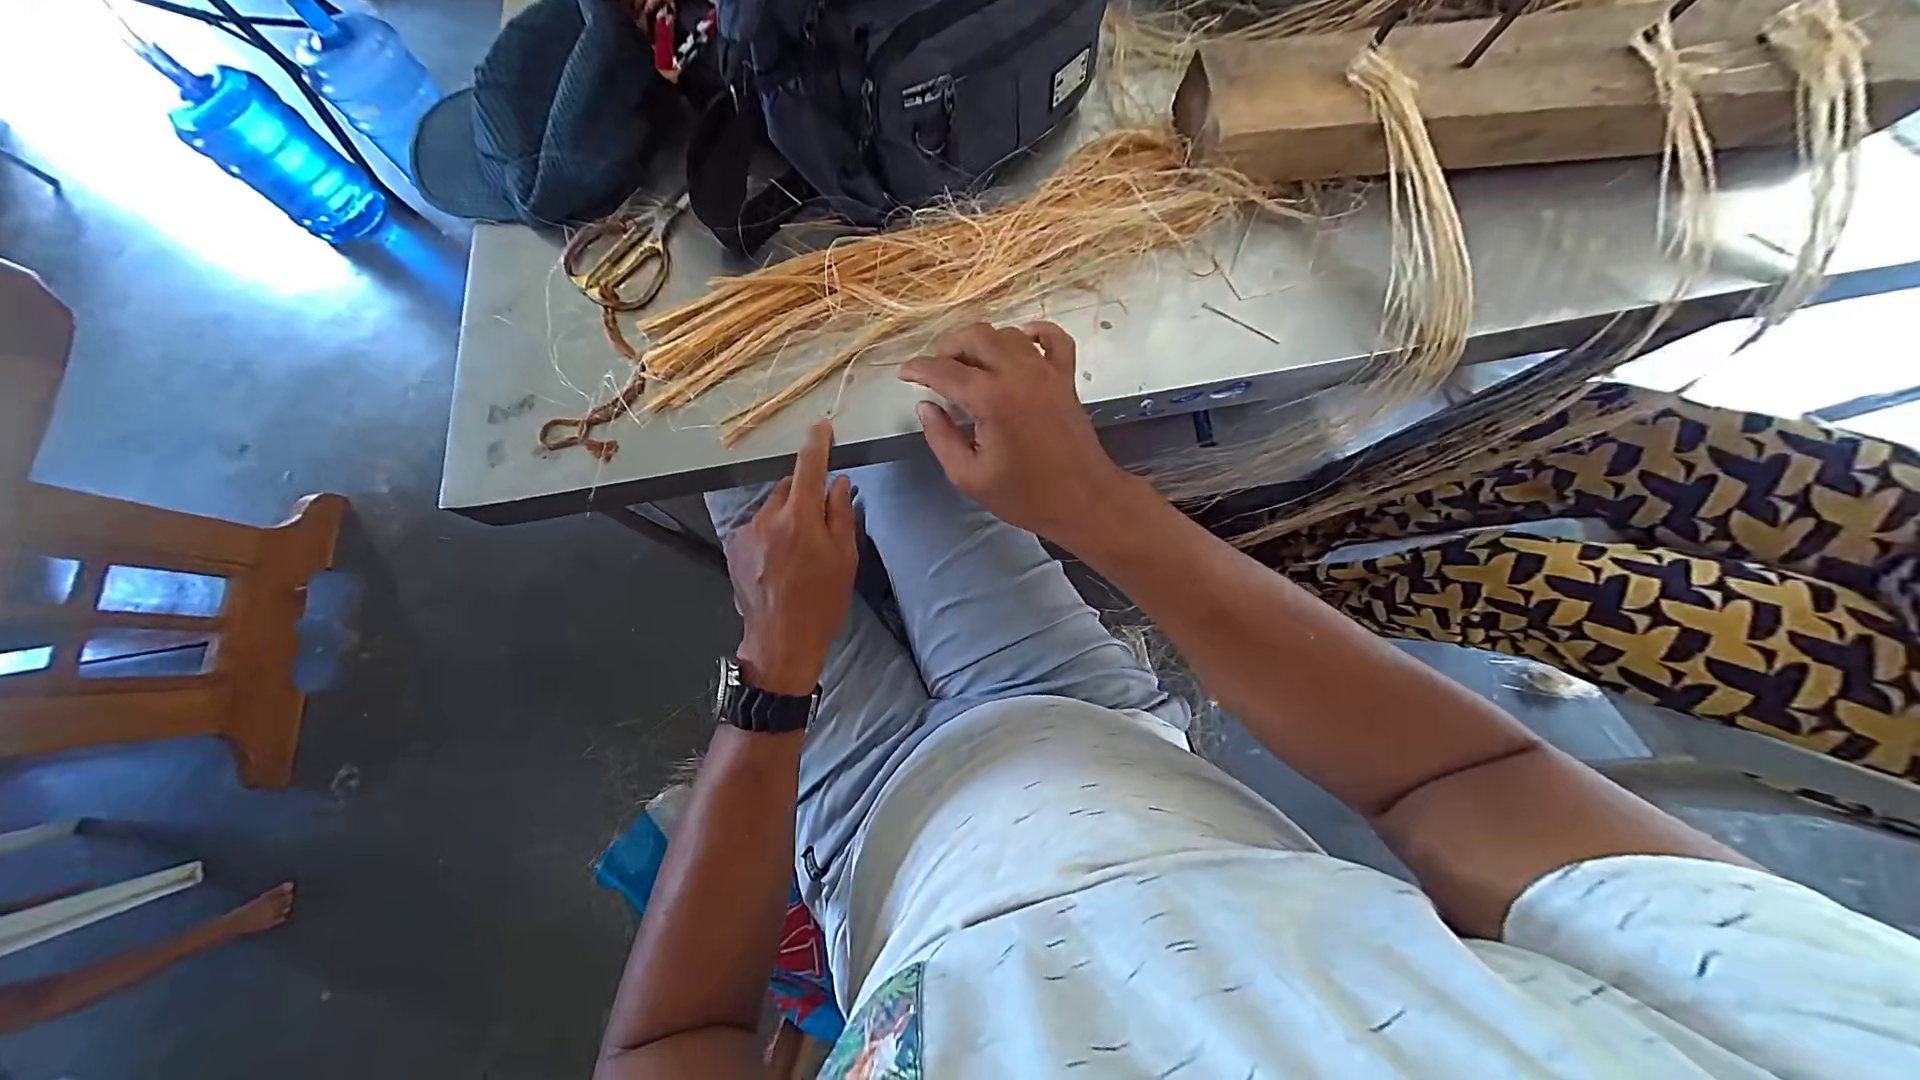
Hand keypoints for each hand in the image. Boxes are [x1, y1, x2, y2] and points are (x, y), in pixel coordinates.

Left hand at [723, 420, 857, 695]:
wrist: (781, 642)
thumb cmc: (822, 604)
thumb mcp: (845, 559)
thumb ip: (840, 515)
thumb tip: (838, 484)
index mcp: (800, 519)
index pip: (808, 467)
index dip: (817, 444)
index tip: (821, 427)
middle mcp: (767, 519)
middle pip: (788, 488)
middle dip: (804, 497)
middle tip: (820, 527)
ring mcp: (746, 534)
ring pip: (772, 509)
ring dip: (786, 518)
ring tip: (798, 555)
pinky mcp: (733, 549)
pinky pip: (757, 528)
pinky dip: (770, 534)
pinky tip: (779, 563)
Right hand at [899, 322, 1146, 548]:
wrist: (1084, 500)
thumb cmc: (1026, 496)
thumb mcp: (969, 476)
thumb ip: (941, 438)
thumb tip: (927, 407)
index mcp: (992, 400)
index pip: (944, 371)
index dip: (918, 369)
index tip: (904, 374)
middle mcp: (1019, 374)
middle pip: (976, 337)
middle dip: (948, 347)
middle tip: (935, 368)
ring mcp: (1047, 372)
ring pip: (1008, 334)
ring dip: (982, 342)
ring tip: (968, 364)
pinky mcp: (1066, 378)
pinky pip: (1053, 338)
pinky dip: (1034, 332)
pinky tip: (1020, 341)